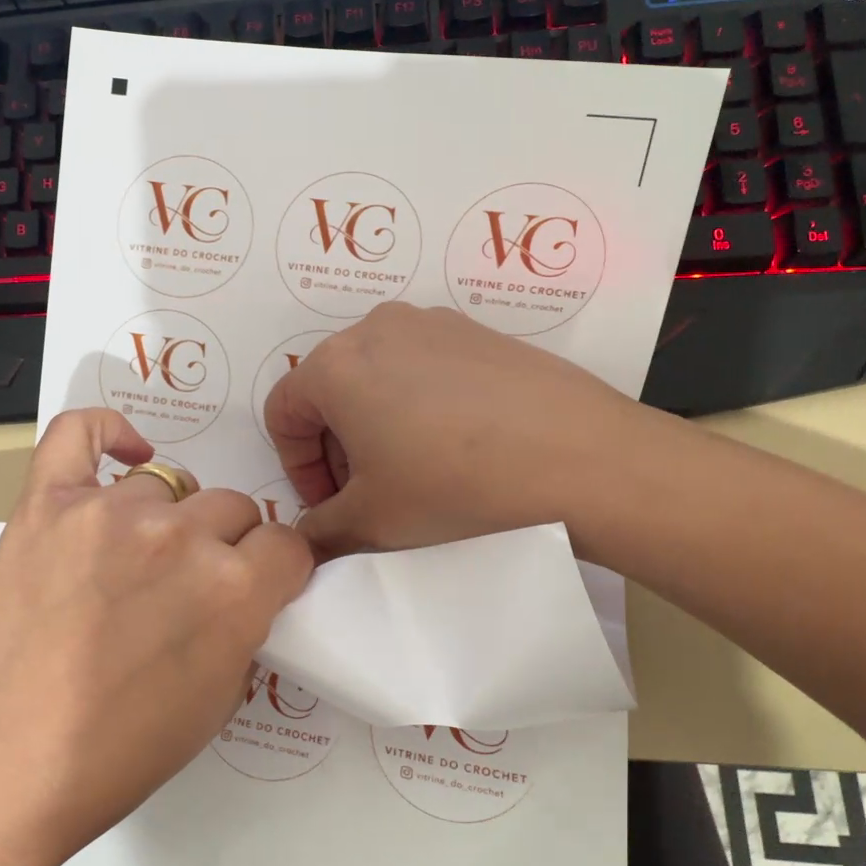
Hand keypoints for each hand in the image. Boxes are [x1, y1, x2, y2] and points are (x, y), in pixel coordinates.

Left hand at [0, 408, 313, 861]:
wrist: (9, 761)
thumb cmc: (119, 753)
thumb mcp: (219, 700)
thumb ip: (243, 626)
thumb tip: (241, 591)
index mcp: (234, 589)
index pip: (286, 543)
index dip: (276, 569)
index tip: (260, 585)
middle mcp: (179, 536)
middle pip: (231, 507)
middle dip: (225, 546)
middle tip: (187, 587)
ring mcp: (108, 511)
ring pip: (167, 485)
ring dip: (167, 518)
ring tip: (134, 562)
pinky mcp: (47, 503)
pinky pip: (79, 433)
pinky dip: (106, 433)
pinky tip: (123, 453)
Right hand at [263, 302, 657, 557]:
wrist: (583, 462)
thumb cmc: (454, 487)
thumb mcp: (371, 523)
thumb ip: (318, 533)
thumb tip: (303, 542)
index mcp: (335, 364)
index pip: (282, 411)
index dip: (296, 466)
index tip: (329, 504)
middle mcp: (376, 327)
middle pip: (329, 390)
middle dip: (336, 446)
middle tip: (368, 494)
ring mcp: (433, 323)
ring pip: (377, 376)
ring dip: (377, 425)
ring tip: (415, 471)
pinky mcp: (481, 332)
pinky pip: (425, 366)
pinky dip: (421, 405)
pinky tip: (459, 448)